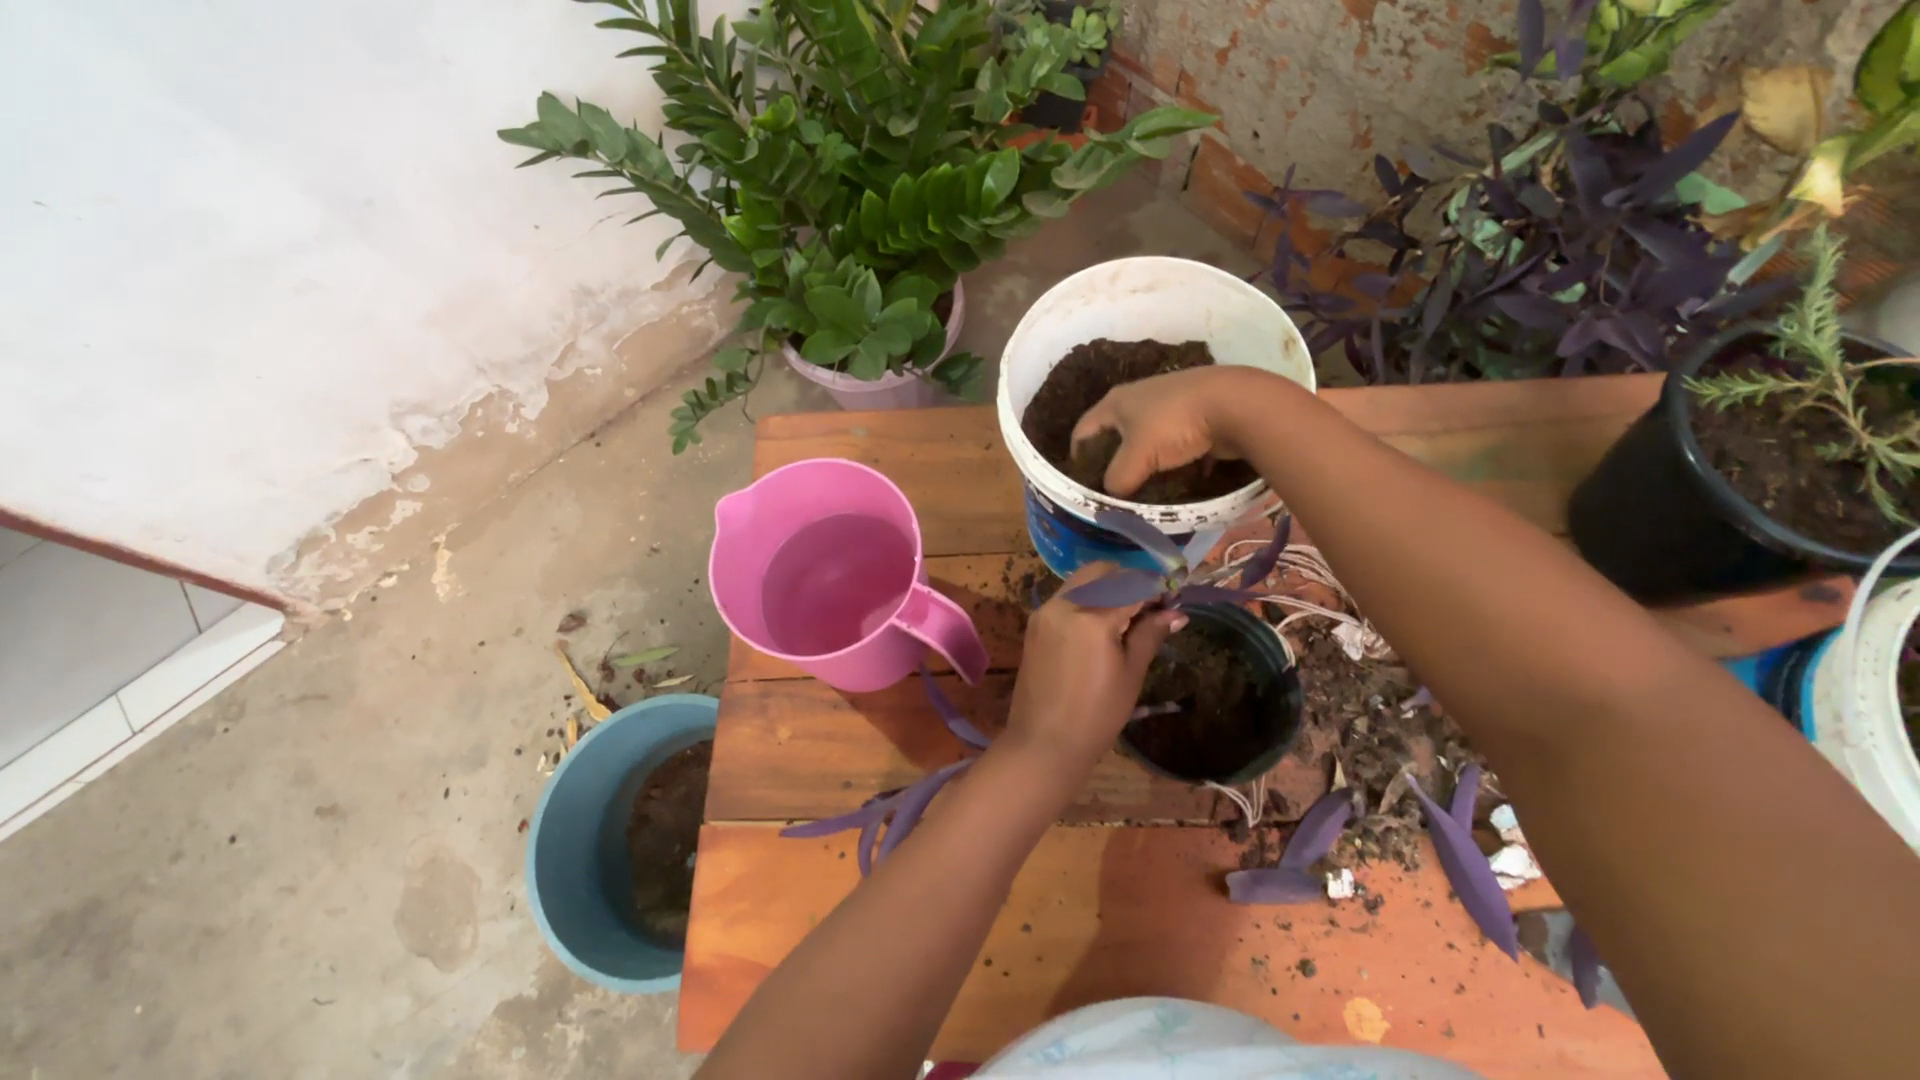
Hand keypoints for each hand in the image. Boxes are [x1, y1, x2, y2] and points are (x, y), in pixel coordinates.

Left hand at [1003, 564, 1186, 775]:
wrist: (1043, 743)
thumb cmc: (1096, 715)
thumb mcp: (1131, 674)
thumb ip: (1151, 634)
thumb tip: (1177, 613)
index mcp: (1092, 618)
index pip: (1133, 585)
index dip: (1158, 588)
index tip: (1174, 599)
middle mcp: (1065, 604)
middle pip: (1105, 572)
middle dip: (1131, 580)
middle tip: (1152, 606)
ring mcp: (1045, 612)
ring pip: (1083, 580)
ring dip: (1110, 586)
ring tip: (1130, 615)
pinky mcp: (1035, 623)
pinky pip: (1067, 597)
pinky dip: (1089, 598)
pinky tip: (1104, 622)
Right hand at [1070, 366, 1251, 496]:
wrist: (1234, 404)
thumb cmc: (1173, 424)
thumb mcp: (1137, 456)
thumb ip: (1118, 479)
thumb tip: (1112, 494)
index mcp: (1115, 402)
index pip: (1083, 432)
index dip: (1078, 459)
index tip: (1085, 485)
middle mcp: (1137, 400)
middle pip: (1115, 438)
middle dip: (1114, 465)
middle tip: (1115, 492)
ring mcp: (1168, 407)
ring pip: (1147, 444)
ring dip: (1145, 467)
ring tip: (1146, 492)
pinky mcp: (1194, 418)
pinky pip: (1175, 447)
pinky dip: (1173, 465)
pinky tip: (1177, 483)